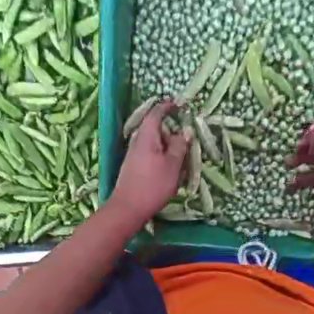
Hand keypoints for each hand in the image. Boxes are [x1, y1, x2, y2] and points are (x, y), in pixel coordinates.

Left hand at [109, 97, 189, 225]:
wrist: (128, 209)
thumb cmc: (152, 185)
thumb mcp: (173, 165)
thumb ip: (180, 146)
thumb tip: (184, 132)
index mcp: (147, 136)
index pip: (156, 114)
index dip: (167, 107)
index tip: (178, 104)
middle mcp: (137, 142)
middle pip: (154, 129)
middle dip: (170, 130)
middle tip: (185, 137)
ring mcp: (133, 155)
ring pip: (153, 144)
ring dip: (166, 146)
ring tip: (180, 158)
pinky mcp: (133, 168)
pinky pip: (149, 155)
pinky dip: (160, 157)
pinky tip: (169, 170)